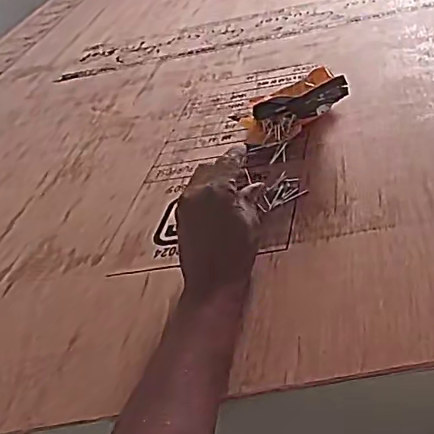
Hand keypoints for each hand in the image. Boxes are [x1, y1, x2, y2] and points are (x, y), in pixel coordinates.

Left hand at [176, 148, 263, 295]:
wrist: (211, 284)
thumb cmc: (235, 255)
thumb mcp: (250, 223)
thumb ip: (250, 199)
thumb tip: (254, 187)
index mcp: (217, 190)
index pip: (229, 162)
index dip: (238, 155)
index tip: (244, 150)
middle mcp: (196, 192)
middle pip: (211, 167)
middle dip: (225, 166)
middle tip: (241, 170)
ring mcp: (185, 204)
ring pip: (199, 179)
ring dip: (214, 179)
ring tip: (230, 187)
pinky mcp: (180, 215)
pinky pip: (193, 193)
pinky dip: (205, 191)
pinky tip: (218, 201)